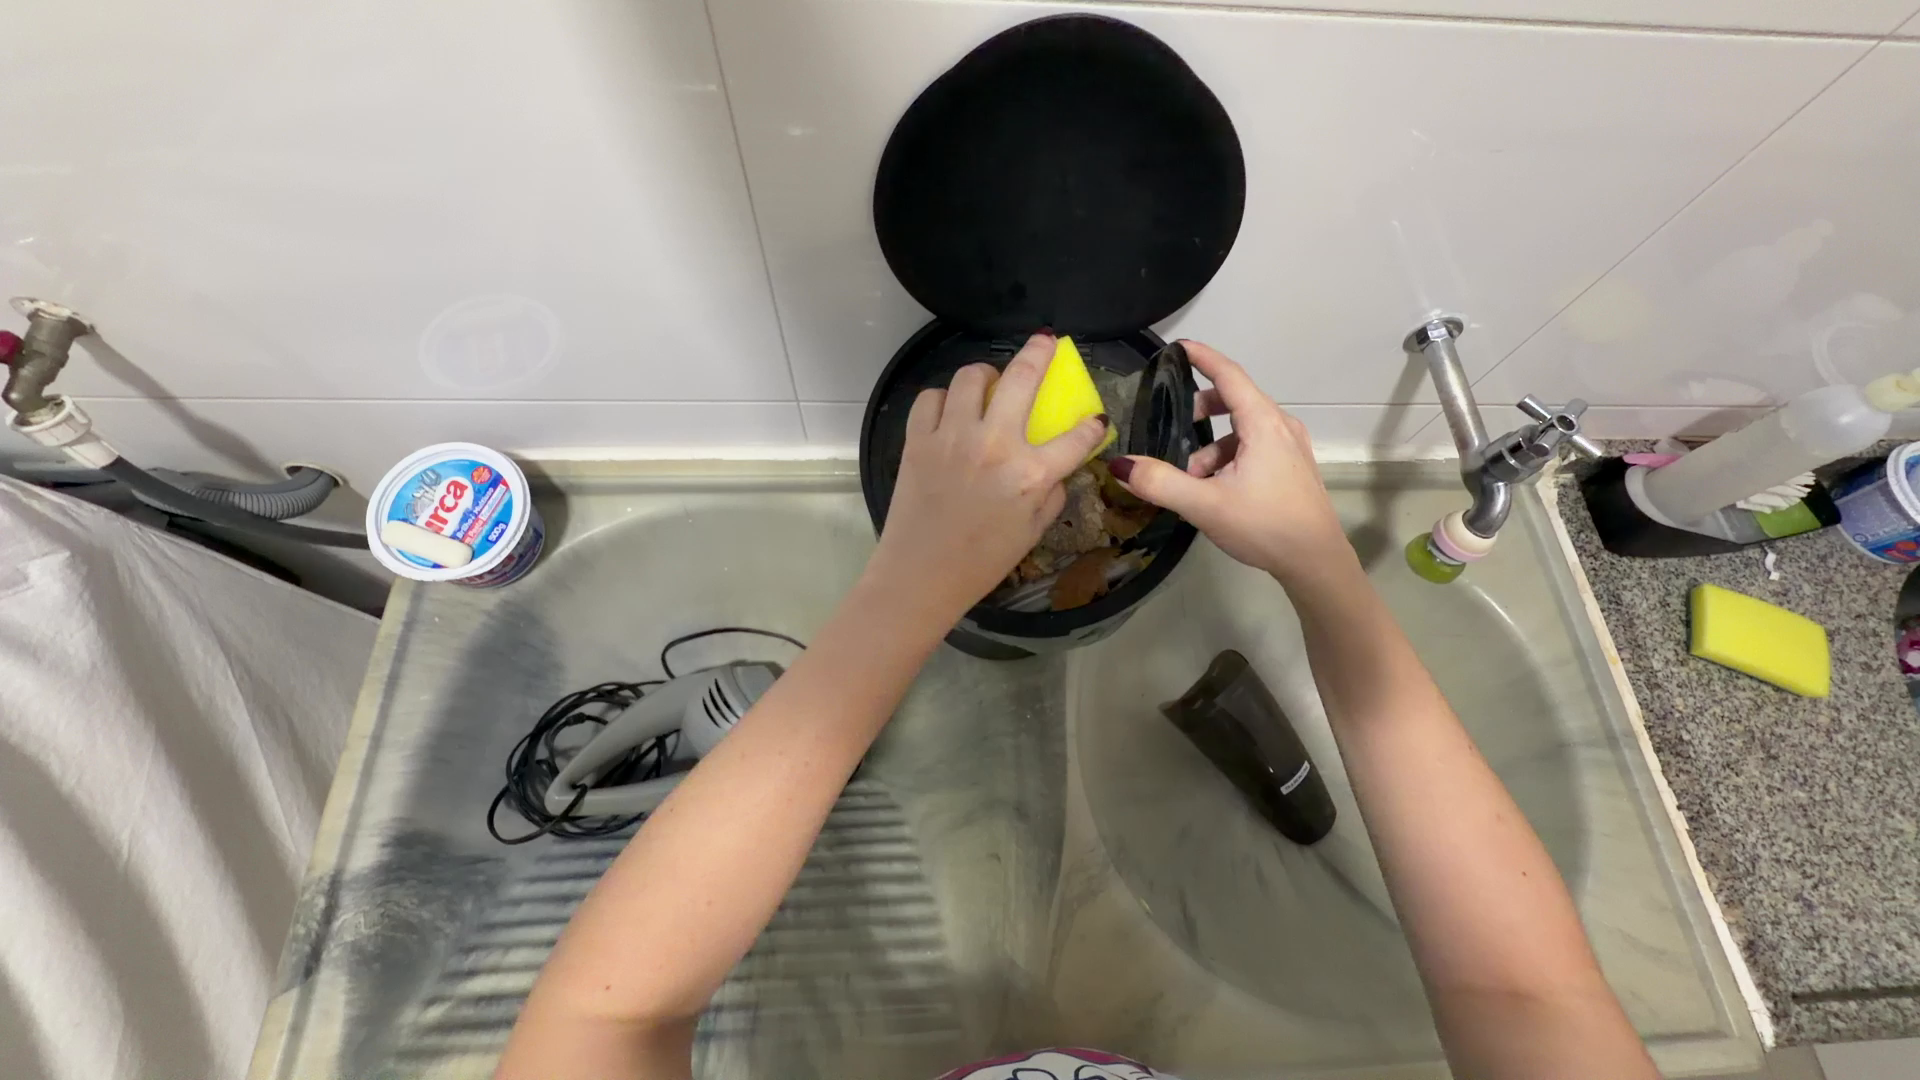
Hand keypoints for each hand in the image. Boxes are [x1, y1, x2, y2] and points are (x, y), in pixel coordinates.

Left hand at [866, 331, 1109, 621]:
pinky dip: (943, 400)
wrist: (921, 575)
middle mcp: (995, 445)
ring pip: (971, 377)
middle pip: (1022, 378)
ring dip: (985, 375)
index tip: (1094, 419)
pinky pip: (931, 398)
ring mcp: (953, 437)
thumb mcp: (1033, 532)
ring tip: (988, 386)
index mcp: (1031, 474)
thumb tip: (1056, 468)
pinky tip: (949, 413)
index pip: (1076, 437)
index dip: (1092, 425)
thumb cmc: (982, 561)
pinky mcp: (918, 440)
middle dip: (1039, 353)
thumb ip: (1052, 493)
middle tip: (1044, 342)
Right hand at [1108, 340, 1351, 584]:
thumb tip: (1119, 464)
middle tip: (1174, 428)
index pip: (1229, 376)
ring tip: (1194, 480)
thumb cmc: (1264, 526)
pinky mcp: (1293, 468)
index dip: (1203, 358)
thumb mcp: (1204, 505)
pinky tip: (1217, 491)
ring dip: (1212, 446)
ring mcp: (1291, 448)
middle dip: (1201, 412)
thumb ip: (1160, 483)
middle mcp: (1281, 427)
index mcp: (1263, 424)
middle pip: (1235, 402)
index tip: (1180, 346)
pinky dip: (1229, 459)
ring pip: (1242, 431)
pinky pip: (1254, 448)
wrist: (1315, 562)